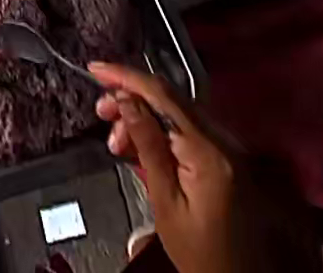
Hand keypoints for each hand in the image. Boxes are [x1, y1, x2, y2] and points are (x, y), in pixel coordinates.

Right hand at [91, 62, 317, 272]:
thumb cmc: (202, 256)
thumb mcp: (167, 206)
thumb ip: (148, 148)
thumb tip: (126, 101)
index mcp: (208, 150)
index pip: (163, 95)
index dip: (127, 77)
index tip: (96, 69)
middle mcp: (222, 137)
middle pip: (169, 99)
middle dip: (130, 98)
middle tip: (101, 113)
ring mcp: (225, 143)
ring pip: (175, 110)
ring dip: (142, 116)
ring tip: (117, 140)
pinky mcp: (223, 152)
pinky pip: (185, 127)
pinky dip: (158, 129)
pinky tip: (138, 145)